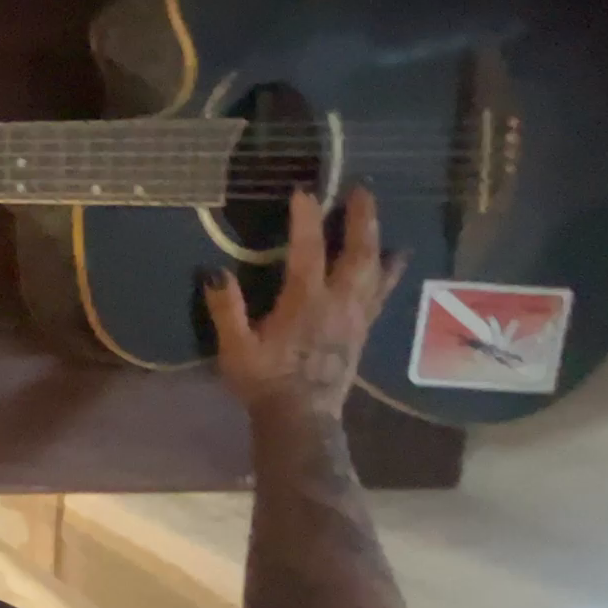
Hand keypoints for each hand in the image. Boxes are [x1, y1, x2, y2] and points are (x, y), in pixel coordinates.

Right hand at [204, 187, 405, 419]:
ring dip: (377, 239)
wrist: (301, 416)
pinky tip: (391, 262)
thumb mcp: (235, 347)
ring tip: (377, 219)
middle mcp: (339, 302)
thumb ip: (227, 308)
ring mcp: (356, 316)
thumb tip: (215, 272)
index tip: (305, 191)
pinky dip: (387, 270)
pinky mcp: (363, 330)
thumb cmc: (263, 380)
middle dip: (361, 219)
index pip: (308, 250)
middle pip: (359, 252)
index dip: (306, 219)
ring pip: (376, 269)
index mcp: (305, 302)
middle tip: (361, 191)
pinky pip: (381, 291)